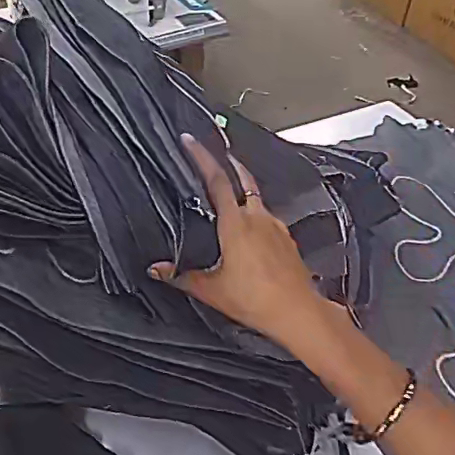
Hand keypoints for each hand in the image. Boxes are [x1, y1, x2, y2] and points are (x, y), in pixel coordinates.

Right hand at [149, 133, 341, 346]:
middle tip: (216, 153)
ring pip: (257, 197)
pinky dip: (256, 212)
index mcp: (236, 223)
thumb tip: (157, 270)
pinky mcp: (286, 239)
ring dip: (243, 188)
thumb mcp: (210, 289)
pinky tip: (249, 226)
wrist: (297, 313)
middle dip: (228, 163)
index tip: (191, 142)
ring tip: (230, 191)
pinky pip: (268, 216)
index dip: (202, 158)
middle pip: (243, 179)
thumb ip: (181, 276)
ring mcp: (276, 227)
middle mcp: (258, 218)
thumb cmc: (256, 300)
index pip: (217, 180)